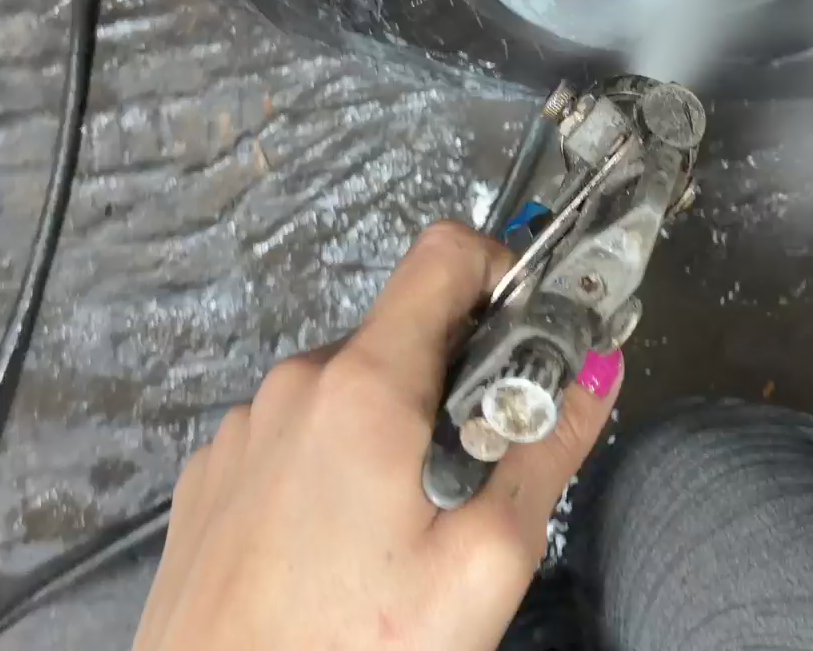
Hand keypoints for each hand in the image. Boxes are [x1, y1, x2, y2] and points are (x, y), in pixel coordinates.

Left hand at [132, 222, 623, 650]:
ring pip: (355, 378)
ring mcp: (243, 423)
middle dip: (458, 373)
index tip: (522, 340)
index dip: (499, 272)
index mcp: (363, 383)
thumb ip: (550, 447)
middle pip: (406, 326)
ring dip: (399, 418)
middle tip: (474, 464)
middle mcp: (294, 380)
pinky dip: (339, 451)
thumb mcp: (486, 561)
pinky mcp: (210, 470)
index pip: (445, 251)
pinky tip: (336, 541)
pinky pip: (301, 424)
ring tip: (405, 517)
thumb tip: (601, 368)